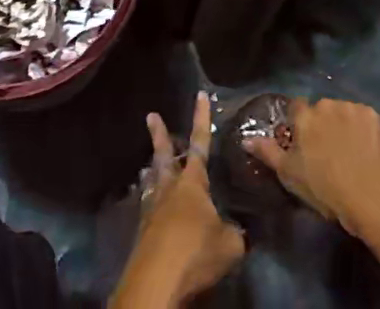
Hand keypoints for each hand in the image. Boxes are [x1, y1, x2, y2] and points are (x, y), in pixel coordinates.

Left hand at [113, 91, 245, 307]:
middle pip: (164, 157)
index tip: (200, 95)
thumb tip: (237, 231)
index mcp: (192, 183)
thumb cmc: (195, 253)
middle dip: (159, 136)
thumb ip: (235, 232)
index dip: (202, 118)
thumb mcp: (230, 244)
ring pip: (152, 183)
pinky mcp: (142, 236)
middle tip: (151, 116)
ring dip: (152, 172)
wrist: (155, 285)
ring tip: (147, 166)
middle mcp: (169, 190)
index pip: (200, 142)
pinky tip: (150, 211)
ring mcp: (152, 212)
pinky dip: (150, 204)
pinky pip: (147, 210)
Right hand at [245, 98, 379, 232]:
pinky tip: (361, 146)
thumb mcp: (288, 173)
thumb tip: (246, 139)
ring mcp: (351, 107)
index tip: (301, 141)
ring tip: (345, 149)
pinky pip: (360, 116)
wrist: (366, 193)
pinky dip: (359, 126)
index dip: (297, 123)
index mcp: (304, 116)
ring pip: (341, 110)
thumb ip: (267, 152)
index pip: (295, 107)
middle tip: (323, 149)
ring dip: (340, 122)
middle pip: (320, 109)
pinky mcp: (372, 114)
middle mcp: (326, 104)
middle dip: (320, 123)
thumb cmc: (322, 187)